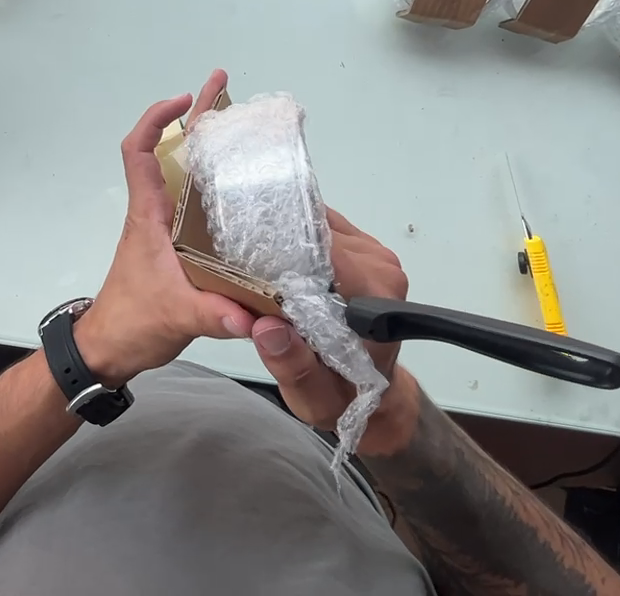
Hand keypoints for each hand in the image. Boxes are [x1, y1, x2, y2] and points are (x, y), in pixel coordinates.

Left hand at [74, 69, 258, 386]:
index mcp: (148, 214)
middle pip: (170, 151)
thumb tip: (260, 317)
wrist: (110, 347)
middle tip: (225, 88)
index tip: (184, 100)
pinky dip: (218, 185)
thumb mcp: (177, 317)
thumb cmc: (131, 322)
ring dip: (209, 146)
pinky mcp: (178, 245)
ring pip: (187, 174)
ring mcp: (167, 227)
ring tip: (246, 125)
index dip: (155, 119)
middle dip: (195, 117)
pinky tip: (249, 188)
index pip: (138, 151)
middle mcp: (157, 212)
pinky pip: (198, 203)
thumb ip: (215, 314)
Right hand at [249, 208, 422, 456]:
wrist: (375, 394)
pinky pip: (317, 222)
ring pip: (312, 221)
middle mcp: (379, 266)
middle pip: (312, 230)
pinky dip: (292, 234)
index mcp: (373, 300)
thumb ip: (294, 368)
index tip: (242, 258)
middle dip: (274, 242)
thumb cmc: (341, 395)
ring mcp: (373, 251)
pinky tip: (275, 258)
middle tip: (240, 265)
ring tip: (254, 262)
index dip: (278, 248)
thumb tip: (268, 329)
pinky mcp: (361, 243)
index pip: (321, 250)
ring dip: (281, 236)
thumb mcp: (314, 399)